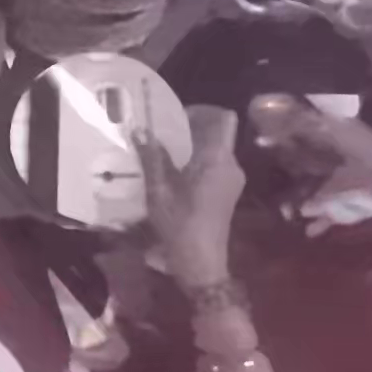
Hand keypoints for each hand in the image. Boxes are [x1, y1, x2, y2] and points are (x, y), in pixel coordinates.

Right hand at [138, 106, 246, 286]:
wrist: (201, 261)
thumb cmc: (179, 224)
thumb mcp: (159, 189)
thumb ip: (152, 157)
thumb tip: (140, 129)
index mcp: (218, 160)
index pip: (222, 118)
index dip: (200, 109)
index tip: (172, 113)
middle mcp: (231, 165)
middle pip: (216, 131)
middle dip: (188, 125)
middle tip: (157, 127)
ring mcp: (231, 179)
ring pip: (213, 147)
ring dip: (188, 142)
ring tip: (158, 145)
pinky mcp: (226, 190)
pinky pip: (211, 162)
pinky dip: (192, 157)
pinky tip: (168, 167)